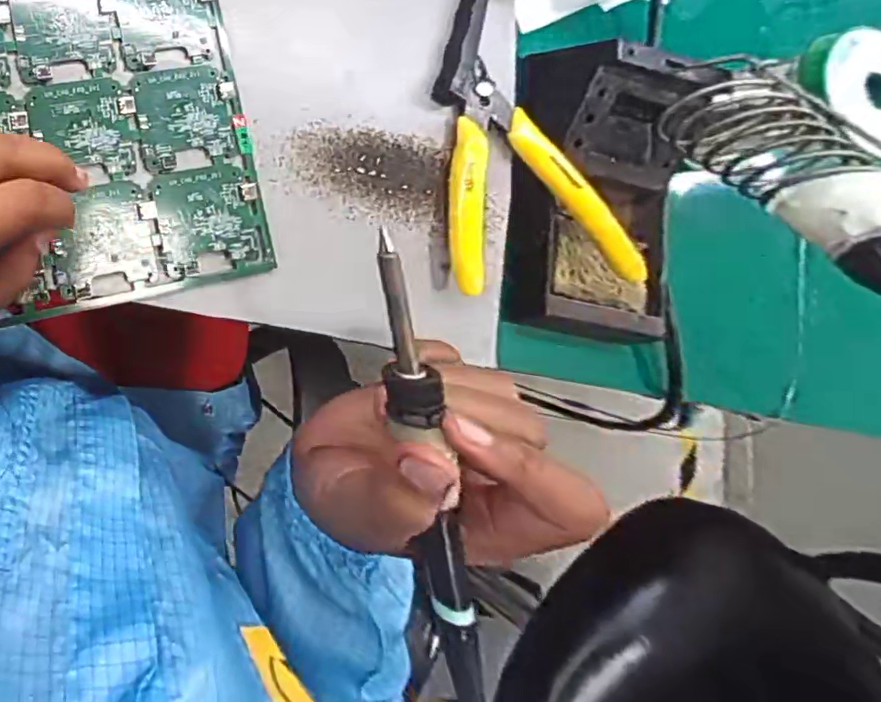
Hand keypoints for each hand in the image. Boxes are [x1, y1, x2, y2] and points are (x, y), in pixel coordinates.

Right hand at [290, 341, 608, 564]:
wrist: (316, 471)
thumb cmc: (346, 505)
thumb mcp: (361, 515)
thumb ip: (398, 502)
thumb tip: (435, 469)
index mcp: (495, 521)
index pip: (564, 502)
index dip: (522, 464)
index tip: (456, 435)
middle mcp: (495, 474)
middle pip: (527, 432)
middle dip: (462, 414)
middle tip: (405, 418)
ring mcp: (470, 428)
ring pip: (499, 391)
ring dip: (443, 387)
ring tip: (393, 405)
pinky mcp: (442, 391)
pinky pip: (457, 360)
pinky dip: (424, 360)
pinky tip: (395, 383)